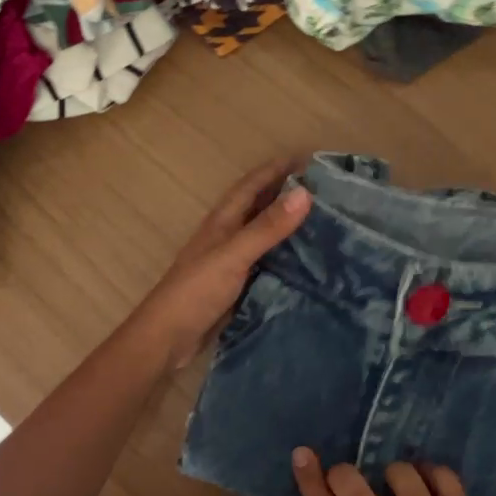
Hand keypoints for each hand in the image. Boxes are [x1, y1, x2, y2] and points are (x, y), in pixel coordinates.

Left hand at [123, 158, 311, 373]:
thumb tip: (305, 192)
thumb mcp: (233, 256)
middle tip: (327, 189)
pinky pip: (264, 264)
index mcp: (221, 223)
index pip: (250, 186)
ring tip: (324, 221)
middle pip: (257, 208)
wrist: (167, 338)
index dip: (276, 169)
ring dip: (286, 226)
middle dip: (286, 194)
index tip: (310, 158)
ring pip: (262, 236)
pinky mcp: (233, 288)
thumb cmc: (195, 293)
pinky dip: (284, 258)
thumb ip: (266, 228)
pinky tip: (305, 263)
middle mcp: (224, 238)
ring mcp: (228, 264)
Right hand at [293, 452, 495, 495]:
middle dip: (344, 470)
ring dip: (394, 472)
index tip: (302, 454)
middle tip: (350, 475)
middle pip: (354, 487)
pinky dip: (434, 473)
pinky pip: (447, 482)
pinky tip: (431, 480)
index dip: (309, 479)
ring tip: (399, 482)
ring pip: (402, 477)